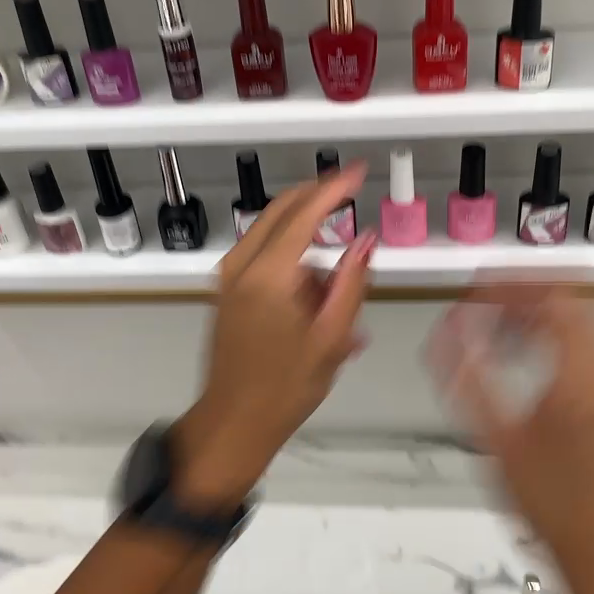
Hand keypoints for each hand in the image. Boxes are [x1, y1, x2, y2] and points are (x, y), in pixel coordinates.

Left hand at [176, 166, 374, 505]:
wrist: (232, 424)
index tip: (358, 169)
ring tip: (336, 298)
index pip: (304, 213)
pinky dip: (293, 263)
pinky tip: (317, 305)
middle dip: (317, 198)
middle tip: (350, 194)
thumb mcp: (330, 338)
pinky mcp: (227, 290)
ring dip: (307, 241)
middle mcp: (241, 265)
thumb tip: (366, 239)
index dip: (334, 187)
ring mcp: (229, 277)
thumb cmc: (286, 387)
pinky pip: (264, 256)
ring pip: (273, 233)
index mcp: (267, 275)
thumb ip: (351, 283)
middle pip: (281, 210)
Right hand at [427, 280, 593, 572]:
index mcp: (583, 371)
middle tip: (479, 302)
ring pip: (578, 305)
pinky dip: (549, 324)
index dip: (505, 281)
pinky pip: (586, 329)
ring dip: (533, 305)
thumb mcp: (496, 439)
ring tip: (492, 324)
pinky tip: (517, 348)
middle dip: (518, 287)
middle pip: (569, 288)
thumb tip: (441, 332)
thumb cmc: (550, 502)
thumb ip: (465, 377)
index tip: (470, 290)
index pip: (550, 292)